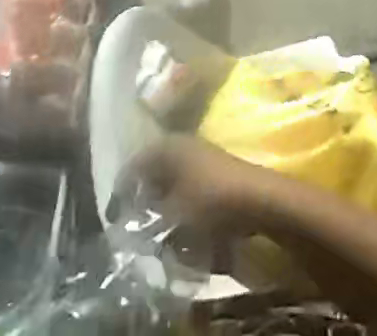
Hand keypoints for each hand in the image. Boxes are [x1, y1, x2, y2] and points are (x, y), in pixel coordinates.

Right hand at [127, 137, 273, 230]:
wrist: (261, 199)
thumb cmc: (210, 200)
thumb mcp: (174, 215)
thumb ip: (151, 220)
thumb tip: (135, 226)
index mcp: (165, 147)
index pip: (134, 166)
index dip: (122, 192)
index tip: (115, 217)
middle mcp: (181, 145)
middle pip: (154, 172)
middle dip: (145, 200)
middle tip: (139, 224)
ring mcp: (202, 156)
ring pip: (174, 183)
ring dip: (166, 206)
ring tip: (163, 232)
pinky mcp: (218, 172)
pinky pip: (192, 190)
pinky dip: (186, 209)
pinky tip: (188, 230)